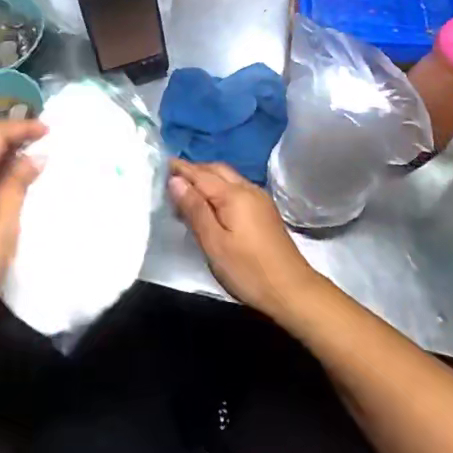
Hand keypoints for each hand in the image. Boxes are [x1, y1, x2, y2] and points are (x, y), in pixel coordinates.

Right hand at [168, 159, 325, 321]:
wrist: (291, 288)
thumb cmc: (248, 269)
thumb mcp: (214, 243)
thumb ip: (195, 210)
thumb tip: (176, 181)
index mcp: (234, 194)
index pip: (201, 174)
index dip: (180, 168)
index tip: (160, 164)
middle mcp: (249, 189)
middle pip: (217, 170)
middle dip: (194, 170)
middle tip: (169, 177)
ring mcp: (260, 199)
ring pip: (229, 178)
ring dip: (207, 178)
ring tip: (185, 190)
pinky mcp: (265, 211)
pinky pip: (237, 188)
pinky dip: (219, 188)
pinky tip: (210, 203)